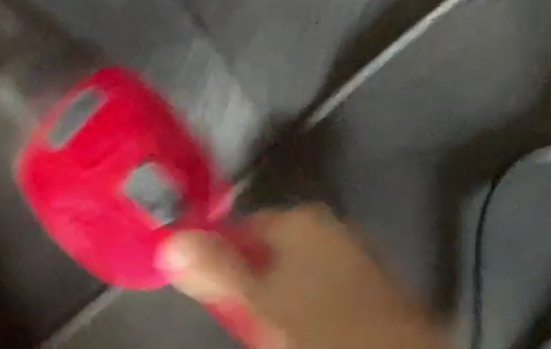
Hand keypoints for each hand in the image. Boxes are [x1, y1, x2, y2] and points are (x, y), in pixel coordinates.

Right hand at [161, 206, 445, 348]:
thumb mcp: (258, 303)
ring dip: (289, 298)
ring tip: (283, 331)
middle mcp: (330, 224)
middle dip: (259, 284)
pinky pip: (333, 291)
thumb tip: (169, 239)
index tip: (220, 296)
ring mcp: (359, 254)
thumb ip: (214, 268)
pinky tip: (318, 331)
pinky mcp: (382, 288)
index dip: (225, 262)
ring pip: (305, 273)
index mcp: (300, 218)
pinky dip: (321, 308)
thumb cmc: (319, 329)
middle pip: (274, 252)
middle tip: (255, 322)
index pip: (242, 228)